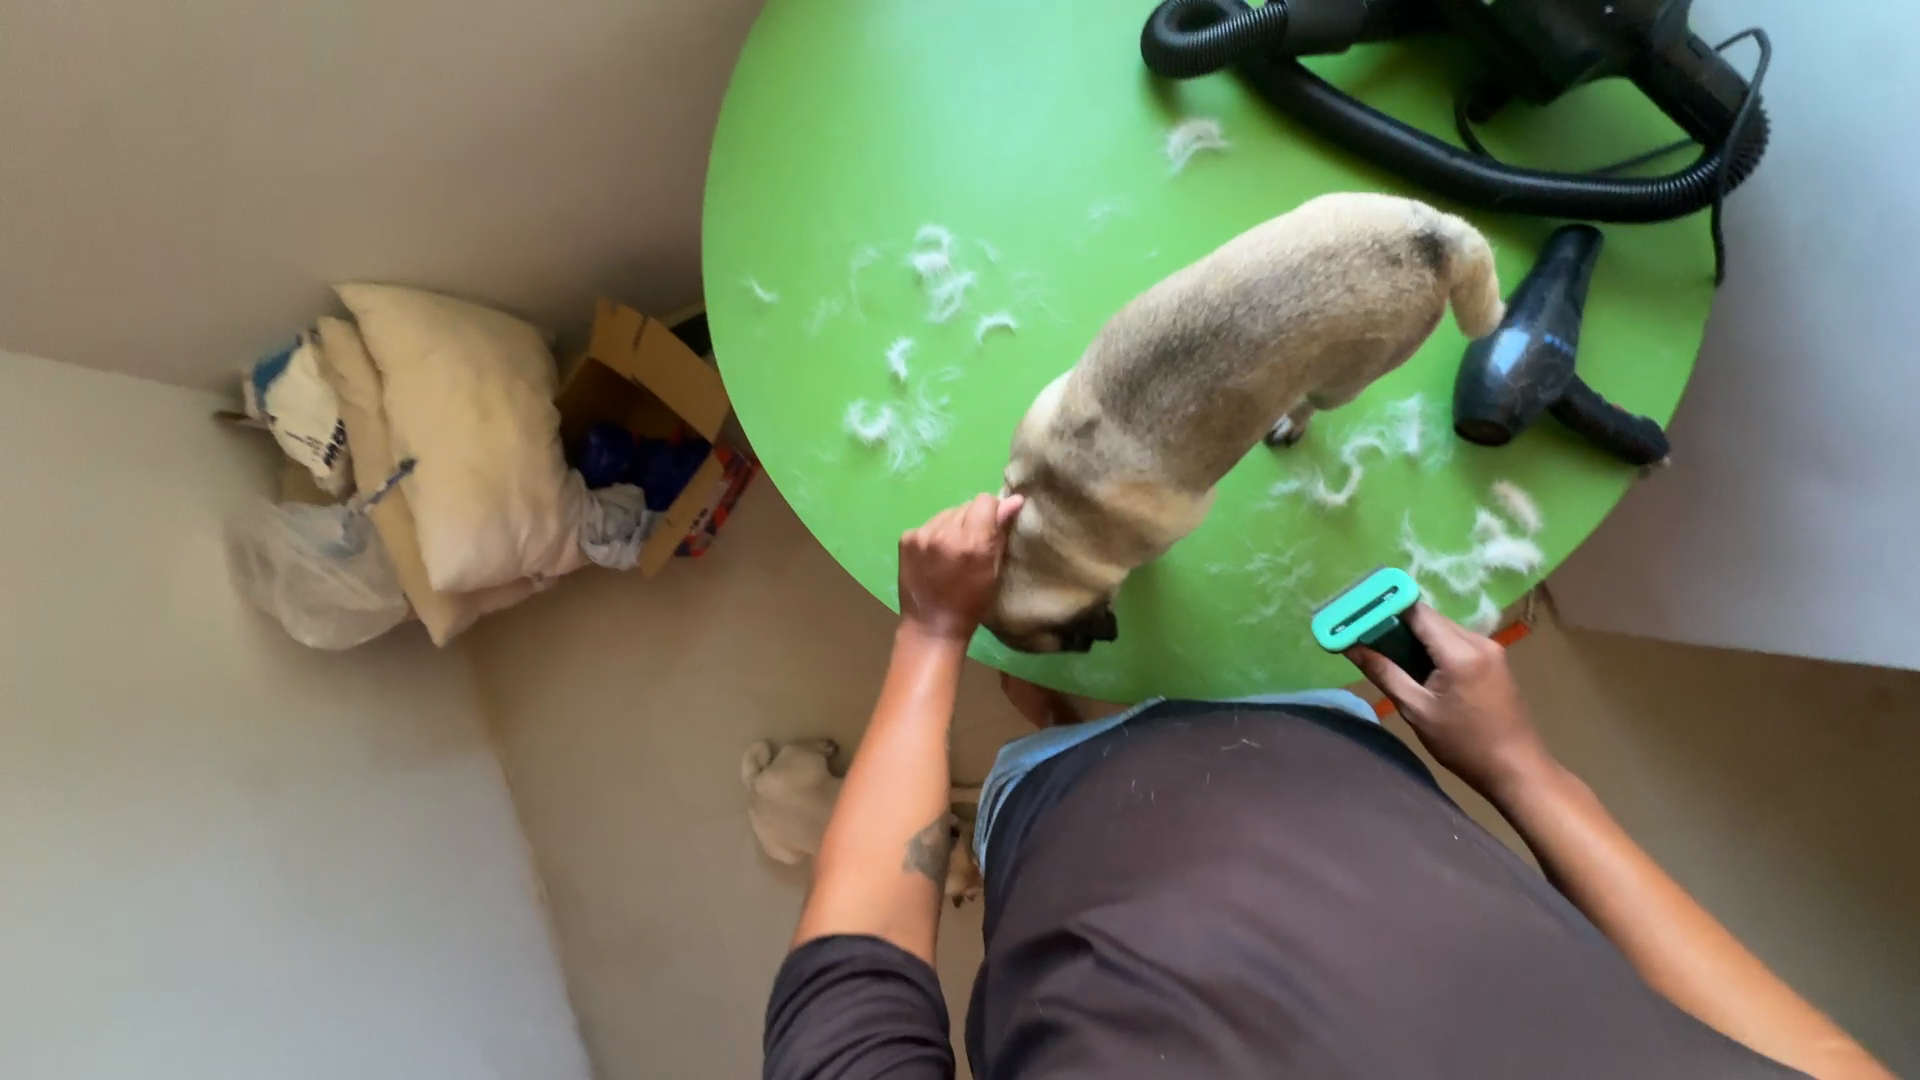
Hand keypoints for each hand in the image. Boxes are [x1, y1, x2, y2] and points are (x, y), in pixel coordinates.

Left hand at [897, 494, 1024, 643]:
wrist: (932, 626)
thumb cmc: (971, 603)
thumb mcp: (994, 570)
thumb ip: (1001, 532)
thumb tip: (1014, 499)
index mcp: (972, 542)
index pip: (984, 501)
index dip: (991, 512)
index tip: (990, 530)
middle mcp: (945, 533)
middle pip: (965, 506)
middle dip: (972, 520)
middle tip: (971, 546)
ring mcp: (922, 534)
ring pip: (946, 514)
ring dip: (952, 526)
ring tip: (951, 552)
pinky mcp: (906, 539)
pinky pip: (928, 525)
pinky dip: (934, 535)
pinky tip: (934, 557)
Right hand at [1347, 604, 1554, 801]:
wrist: (1518, 770)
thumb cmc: (1464, 744)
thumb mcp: (1416, 710)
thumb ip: (1383, 672)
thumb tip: (1351, 647)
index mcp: (1461, 653)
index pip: (1416, 611)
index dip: (1384, 608)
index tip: (1357, 615)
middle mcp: (1479, 642)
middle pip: (1428, 617)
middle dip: (1394, 623)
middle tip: (1363, 636)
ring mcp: (1490, 650)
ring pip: (1440, 628)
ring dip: (1412, 636)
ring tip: (1383, 652)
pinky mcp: (1492, 660)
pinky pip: (1453, 641)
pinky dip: (1429, 646)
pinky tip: (1414, 664)